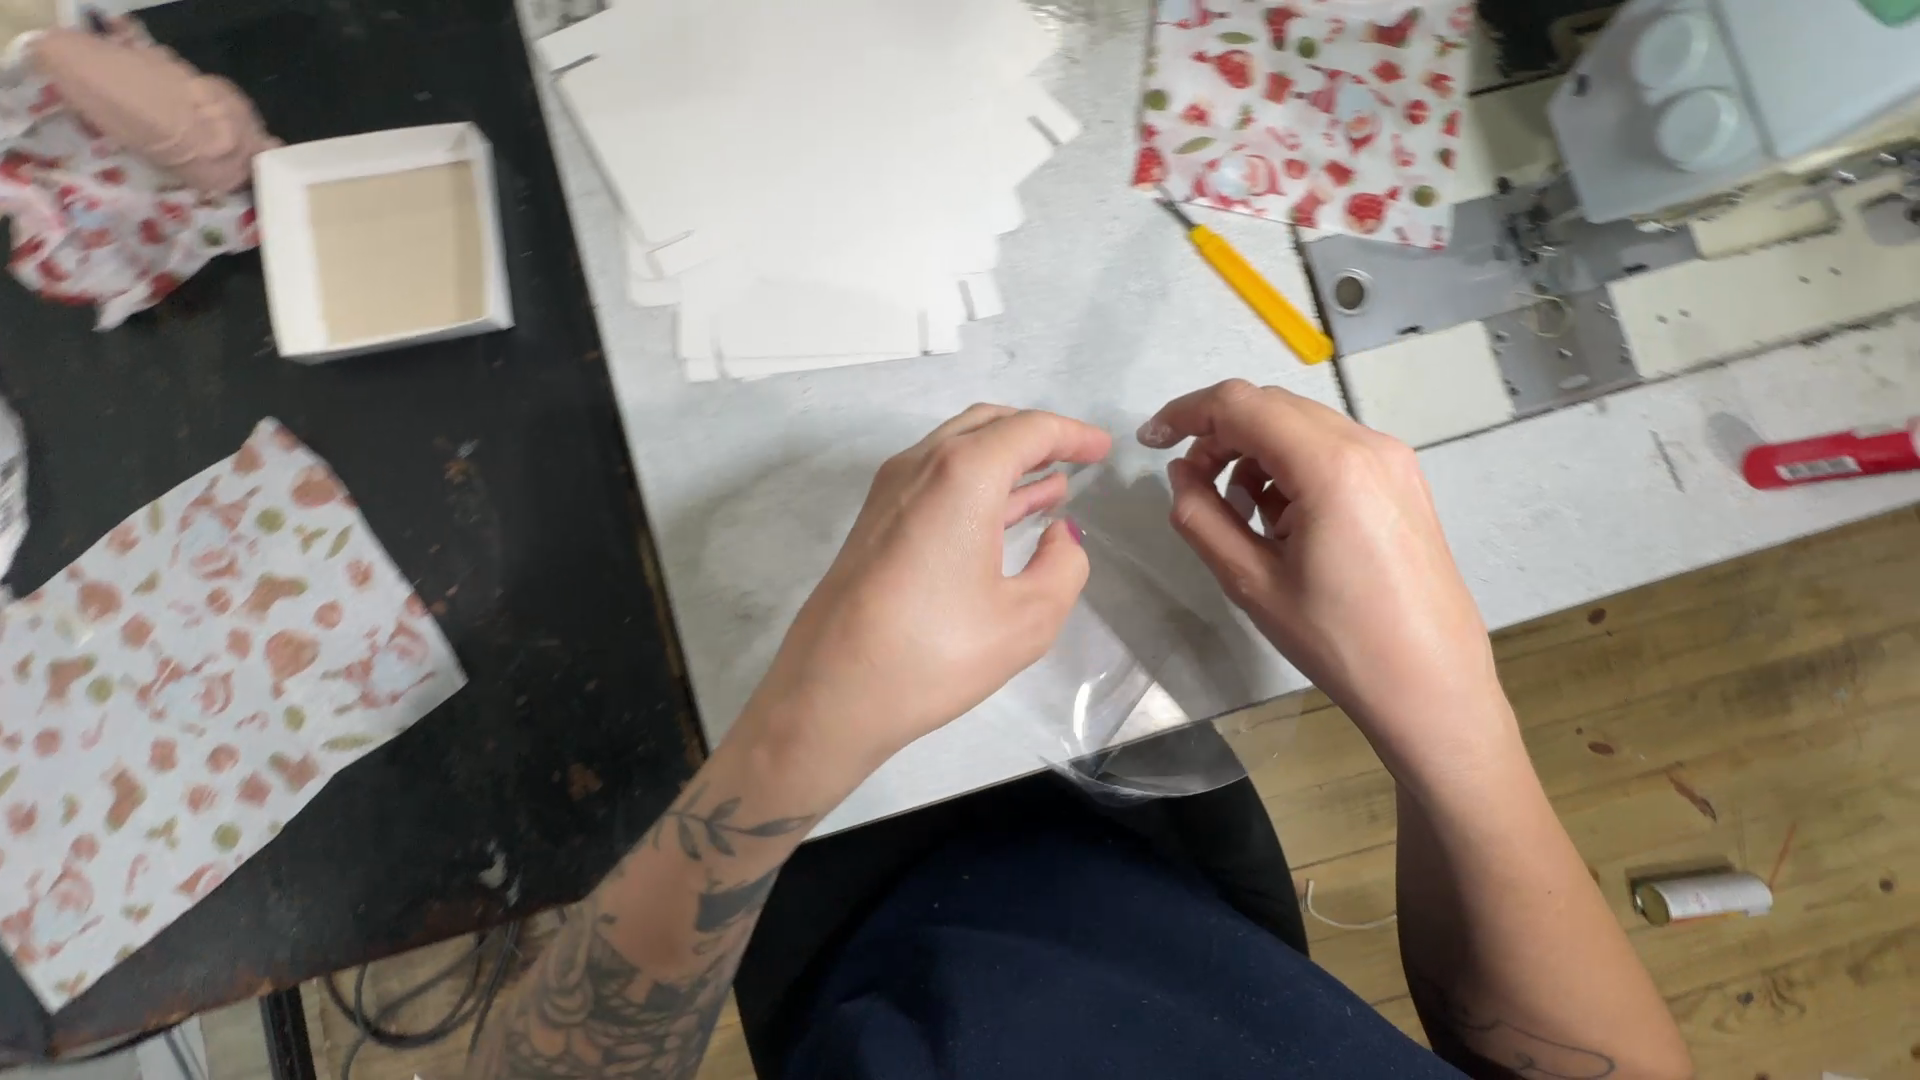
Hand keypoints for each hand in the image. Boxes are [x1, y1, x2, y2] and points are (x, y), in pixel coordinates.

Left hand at [743, 405, 1111, 785]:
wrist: (830, 693)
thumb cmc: (933, 655)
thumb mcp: (1027, 618)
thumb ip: (1064, 566)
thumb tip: (1060, 534)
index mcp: (961, 474)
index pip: (1028, 430)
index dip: (1072, 434)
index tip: (1103, 449)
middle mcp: (920, 465)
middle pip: (987, 426)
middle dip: (1037, 436)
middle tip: (1077, 458)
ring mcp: (889, 491)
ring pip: (958, 451)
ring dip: (1006, 460)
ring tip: (1052, 484)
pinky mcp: (874, 521)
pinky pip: (936, 479)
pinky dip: (977, 484)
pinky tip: (1005, 512)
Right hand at [1138, 380, 1511, 774]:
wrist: (1431, 686)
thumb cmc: (1337, 640)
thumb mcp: (1249, 580)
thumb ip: (1200, 515)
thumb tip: (1181, 472)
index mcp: (1330, 465)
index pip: (1239, 404)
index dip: (1185, 413)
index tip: (1149, 441)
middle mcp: (1367, 444)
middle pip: (1270, 406)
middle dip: (1218, 434)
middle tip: (1191, 485)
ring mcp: (1392, 459)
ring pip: (1298, 424)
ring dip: (1252, 452)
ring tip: (1240, 515)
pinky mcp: (1401, 480)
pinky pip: (1329, 448)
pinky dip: (1288, 466)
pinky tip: (1281, 520)